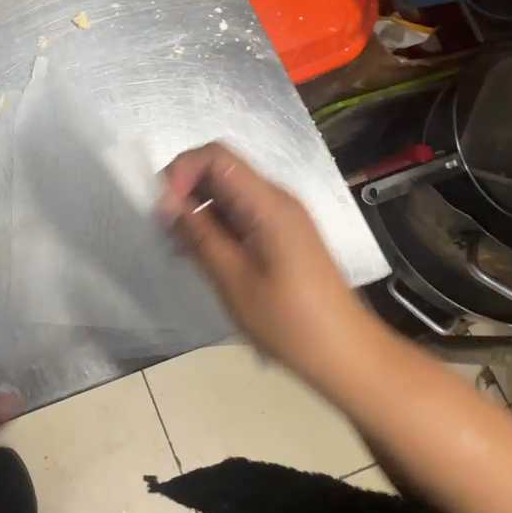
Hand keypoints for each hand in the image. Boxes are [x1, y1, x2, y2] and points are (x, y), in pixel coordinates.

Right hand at [158, 143, 379, 385]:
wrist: (348, 356)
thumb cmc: (290, 322)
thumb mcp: (234, 280)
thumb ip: (199, 235)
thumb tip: (167, 203)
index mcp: (269, 204)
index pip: (216, 156)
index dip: (181, 171)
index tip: (164, 208)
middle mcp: (276, 199)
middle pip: (219, 168)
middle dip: (184, 189)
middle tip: (164, 227)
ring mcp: (280, 216)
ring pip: (226, 191)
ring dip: (196, 208)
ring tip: (178, 245)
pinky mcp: (280, 233)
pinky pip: (238, 212)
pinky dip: (213, 223)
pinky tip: (199, 253)